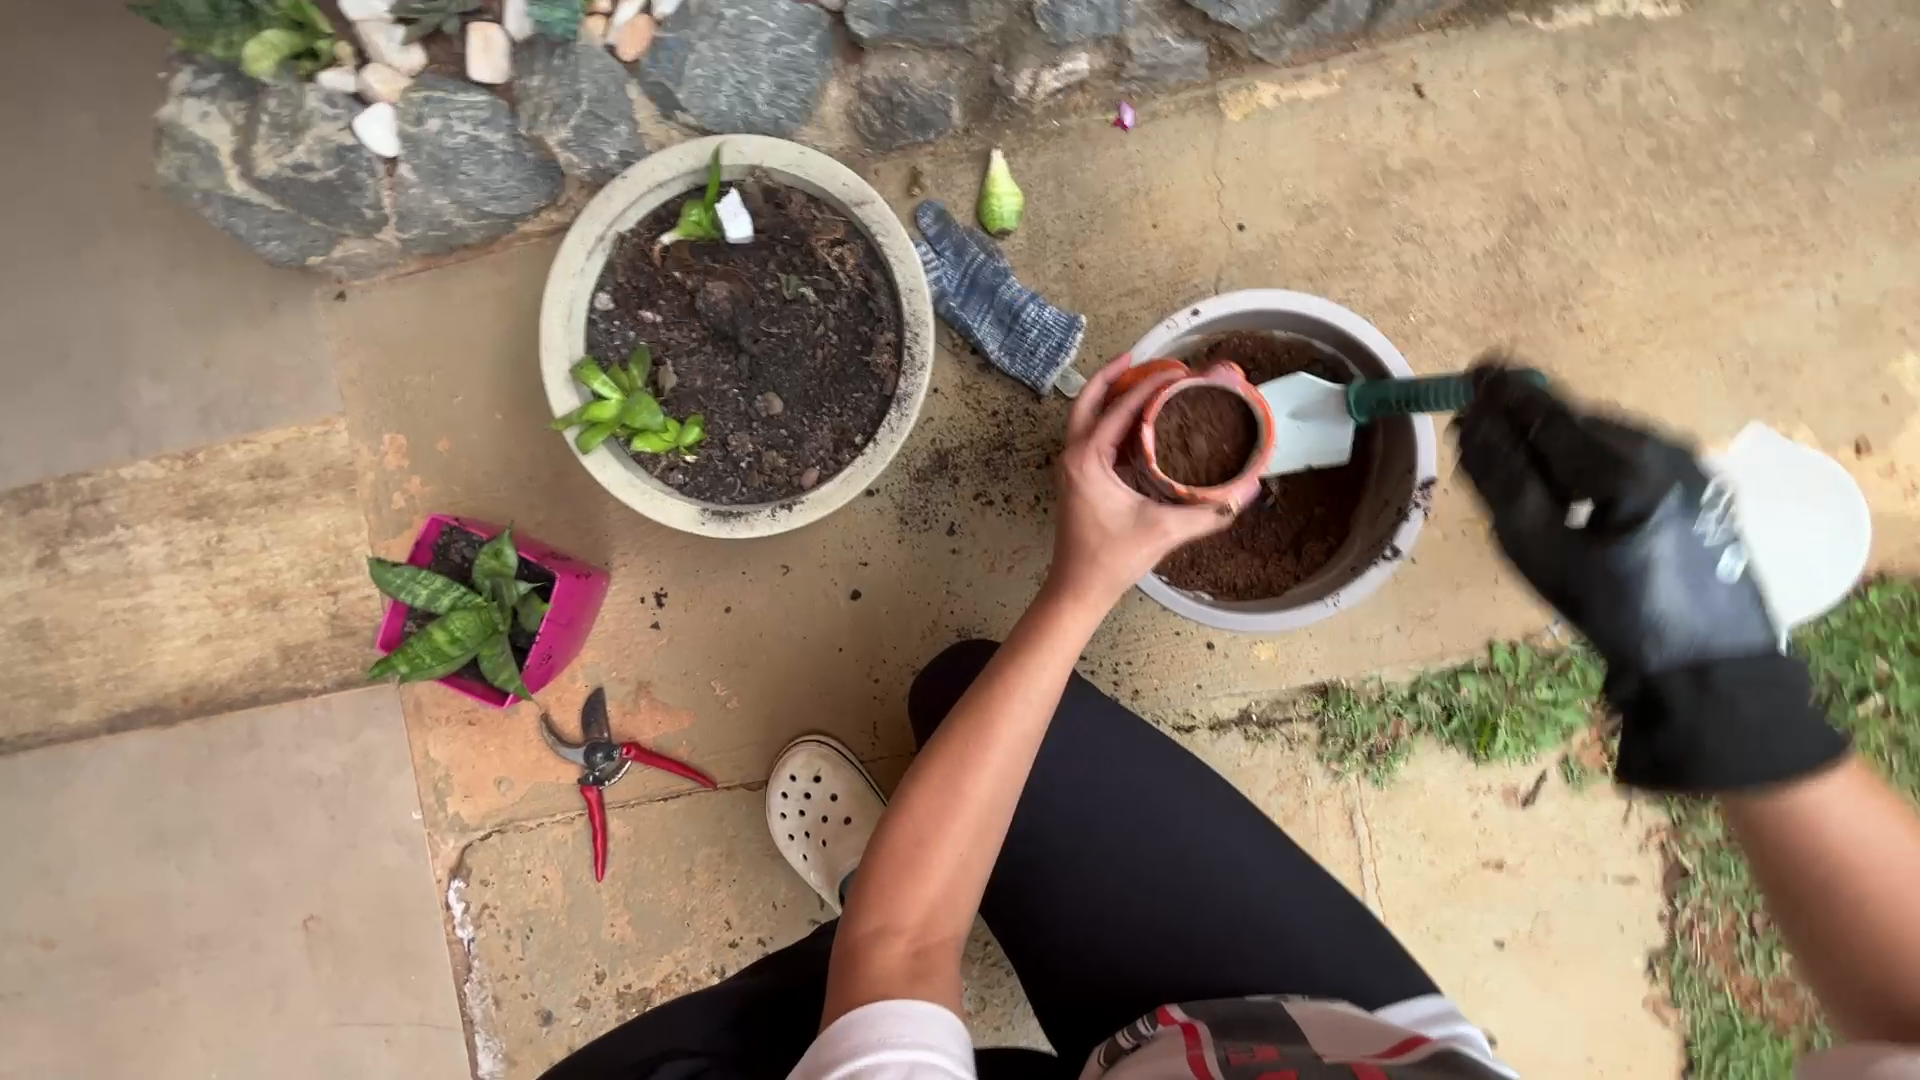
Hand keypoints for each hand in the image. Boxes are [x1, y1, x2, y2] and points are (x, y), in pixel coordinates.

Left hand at [1044, 354, 1257, 611]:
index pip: (1119, 408)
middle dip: (1114, 375)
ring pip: (1085, 417)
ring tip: (1142, 381)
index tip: (1179, 370)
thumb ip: (1209, 511)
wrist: (1078, 588)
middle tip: (1143, 358)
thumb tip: (1249, 490)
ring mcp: (1072, 468)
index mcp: (1087, 459)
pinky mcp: (1078, 480)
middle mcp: (1073, 457)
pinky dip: (1110, 421)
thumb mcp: (1164, 531)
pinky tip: (1137, 422)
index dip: (1150, 385)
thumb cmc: (1110, 560)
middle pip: (1088, 400)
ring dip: (1110, 396)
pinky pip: (1091, 437)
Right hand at [1456, 363, 1847, 791]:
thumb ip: (1501, 479)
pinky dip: (1582, 462)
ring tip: (1516, 468)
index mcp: (1626, 465)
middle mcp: (1664, 449)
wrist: (1705, 663)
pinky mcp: (1699, 485)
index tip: (1469, 372)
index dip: (1503, 393)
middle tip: (1477, 433)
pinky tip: (1566, 491)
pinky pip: (1624, 456)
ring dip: (1551, 444)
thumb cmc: (1609, 606)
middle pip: (1574, 421)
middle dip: (1523, 422)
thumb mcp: (1536, 547)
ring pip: (1599, 437)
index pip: (1547, 414)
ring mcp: (1690, 466)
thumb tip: (1470, 423)